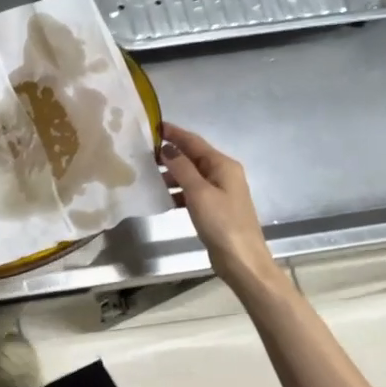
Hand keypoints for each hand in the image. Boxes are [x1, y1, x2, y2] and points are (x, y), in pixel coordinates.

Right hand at [159, 123, 282, 288]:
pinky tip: (163, 196)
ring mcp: (221, 192)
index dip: (174, 133)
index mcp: (223, 165)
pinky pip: (193, 191)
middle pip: (193, 156)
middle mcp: (223, 174)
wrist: (242, 260)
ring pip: (192, 174)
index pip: (194, 142)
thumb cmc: (222, 223)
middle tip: (143, 150)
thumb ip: (181, 167)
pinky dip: (178, 190)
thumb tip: (166, 148)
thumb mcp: (198, 192)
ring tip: (148, 172)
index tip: (152, 126)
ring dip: (172, 172)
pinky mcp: (215, 208)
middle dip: (170, 152)